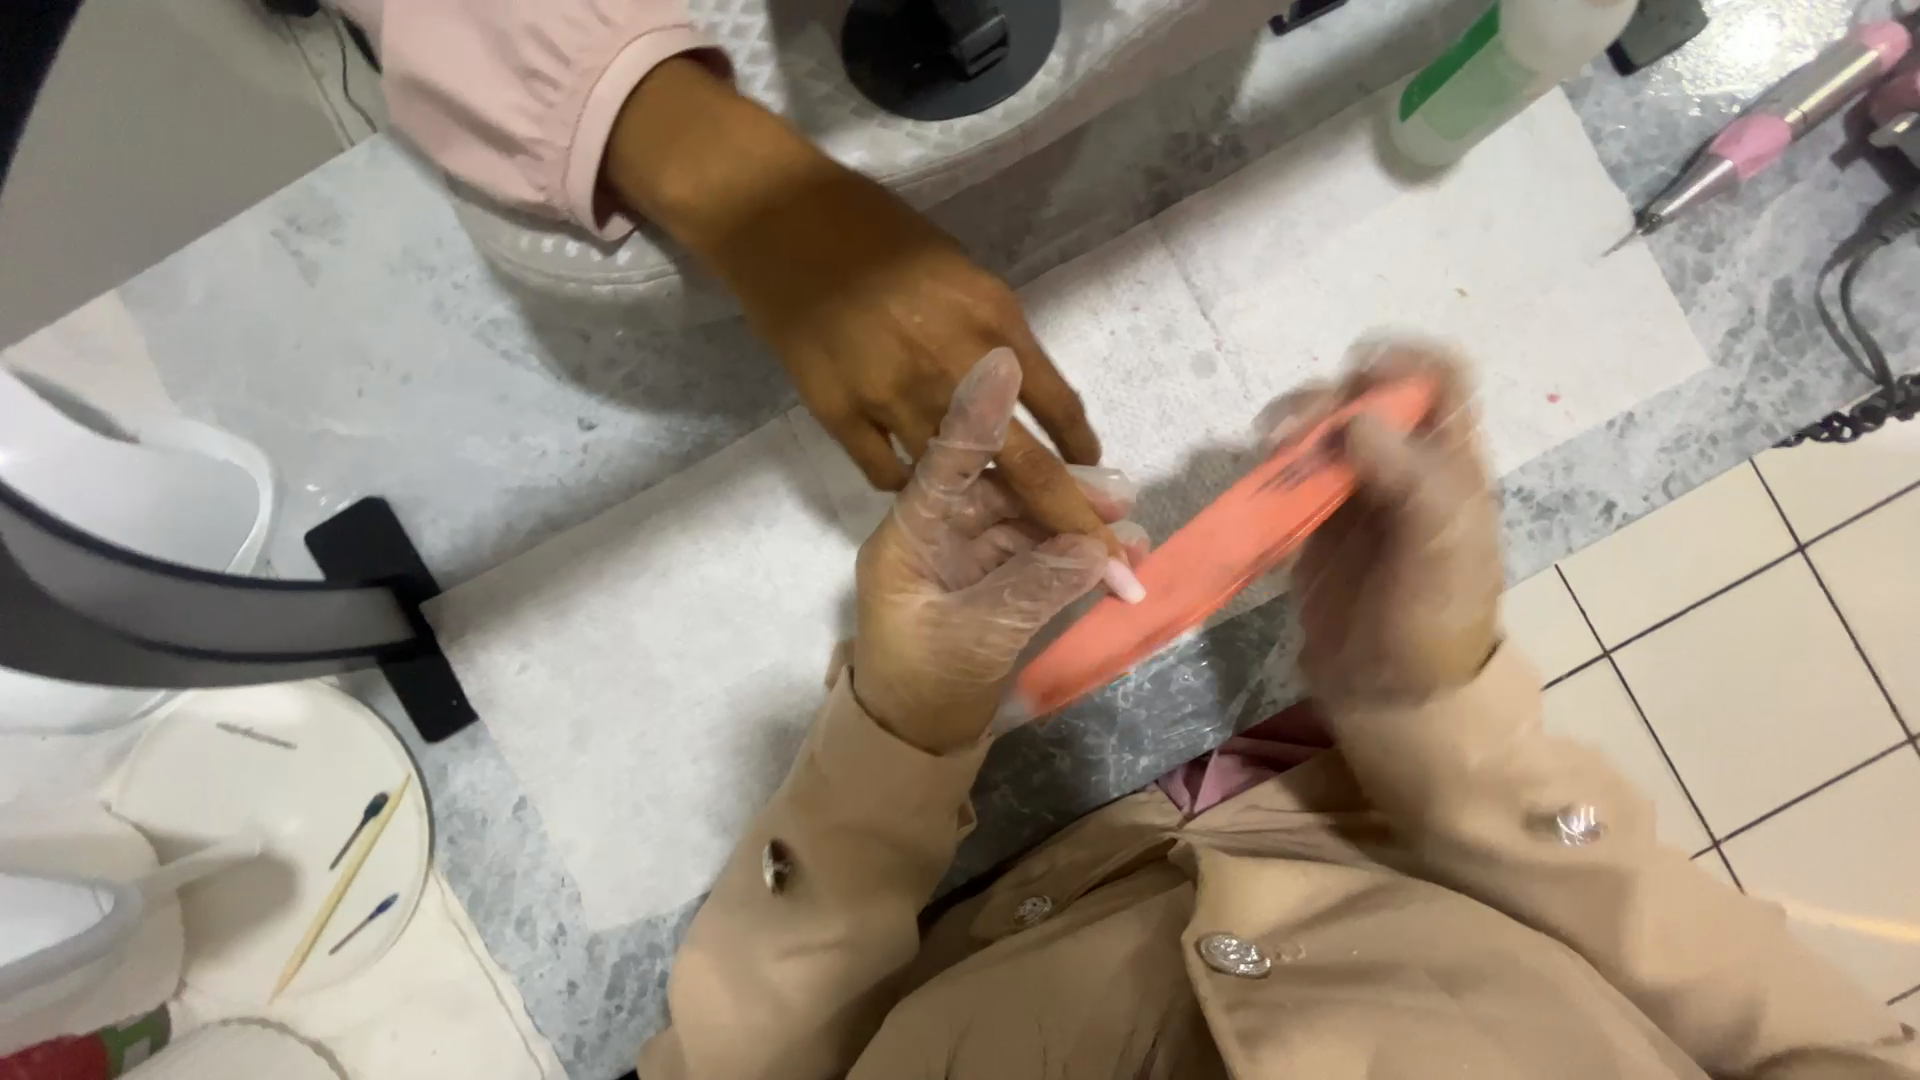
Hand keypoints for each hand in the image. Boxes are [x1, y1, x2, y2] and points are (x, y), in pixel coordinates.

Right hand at [605, 60, 1120, 556]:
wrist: (781, 222)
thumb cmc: (882, 235)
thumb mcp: (966, 275)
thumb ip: (999, 340)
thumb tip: (1022, 397)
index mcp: (993, 322)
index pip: (1060, 407)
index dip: (1083, 452)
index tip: (1092, 476)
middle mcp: (953, 369)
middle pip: (1026, 465)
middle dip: (1067, 516)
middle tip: (1092, 550)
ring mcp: (893, 398)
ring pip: (956, 480)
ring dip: (981, 503)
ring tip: (989, 515)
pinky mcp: (839, 416)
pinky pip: (888, 476)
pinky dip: (908, 484)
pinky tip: (913, 480)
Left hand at [851, 350, 1146, 753]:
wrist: (912, 738)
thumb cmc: (923, 687)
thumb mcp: (977, 638)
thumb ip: (1035, 588)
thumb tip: (1096, 550)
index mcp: (908, 537)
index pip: (944, 464)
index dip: (977, 415)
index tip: (1004, 363)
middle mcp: (934, 531)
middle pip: (999, 490)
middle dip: (1059, 491)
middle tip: (1120, 490)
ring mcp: (962, 552)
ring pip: (1022, 519)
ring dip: (1074, 523)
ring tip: (1129, 525)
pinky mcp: (986, 575)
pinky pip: (1031, 551)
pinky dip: (1070, 554)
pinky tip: (1110, 556)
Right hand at [1287, 344, 1503, 706]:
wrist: (1388, 689)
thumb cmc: (1430, 620)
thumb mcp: (1443, 551)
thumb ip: (1414, 480)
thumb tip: (1360, 421)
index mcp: (1450, 465)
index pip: (1442, 380)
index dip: (1404, 361)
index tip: (1356, 372)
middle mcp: (1402, 466)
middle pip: (1367, 398)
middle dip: (1329, 400)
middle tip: (1293, 432)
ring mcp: (1353, 493)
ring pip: (1321, 431)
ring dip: (1293, 426)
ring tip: (1268, 449)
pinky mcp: (1311, 520)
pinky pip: (1289, 474)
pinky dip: (1270, 465)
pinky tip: (1258, 476)